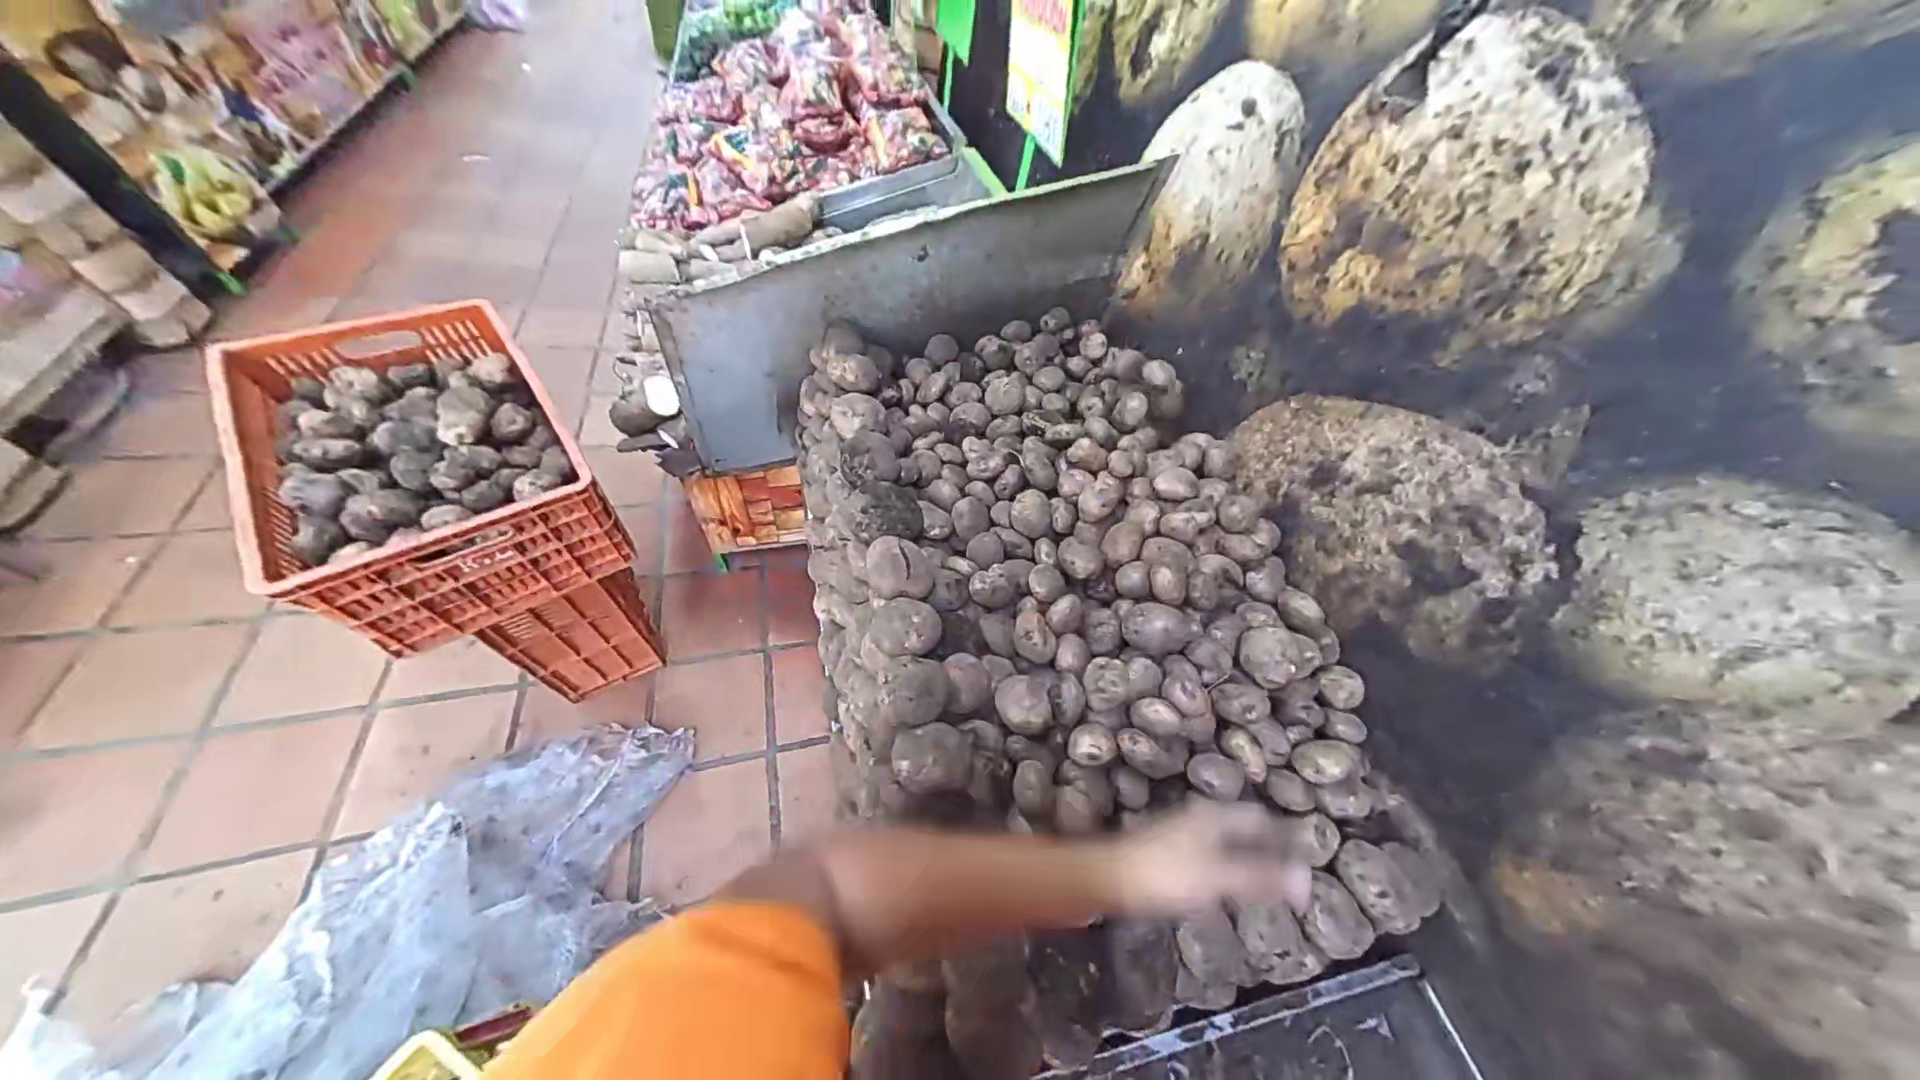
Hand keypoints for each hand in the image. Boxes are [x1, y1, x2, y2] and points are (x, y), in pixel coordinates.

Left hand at [1104, 802, 1312, 916]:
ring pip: (1226, 843)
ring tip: (1268, 885)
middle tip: (1293, 873)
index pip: (1261, 818)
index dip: (1287, 835)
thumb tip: (1305, 878)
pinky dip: (1227, 872)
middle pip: (1244, 829)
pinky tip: (1228, 893)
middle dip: (1269, 848)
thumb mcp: (1220, 877)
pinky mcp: (1170, 852)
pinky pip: (1210, 857)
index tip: (1309, 855)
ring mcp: (1183, 832)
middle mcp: (1199, 817)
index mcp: (1213, 815)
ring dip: (1248, 861)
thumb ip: (1261, 876)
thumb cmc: (1166, 873)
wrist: (1111, 877)